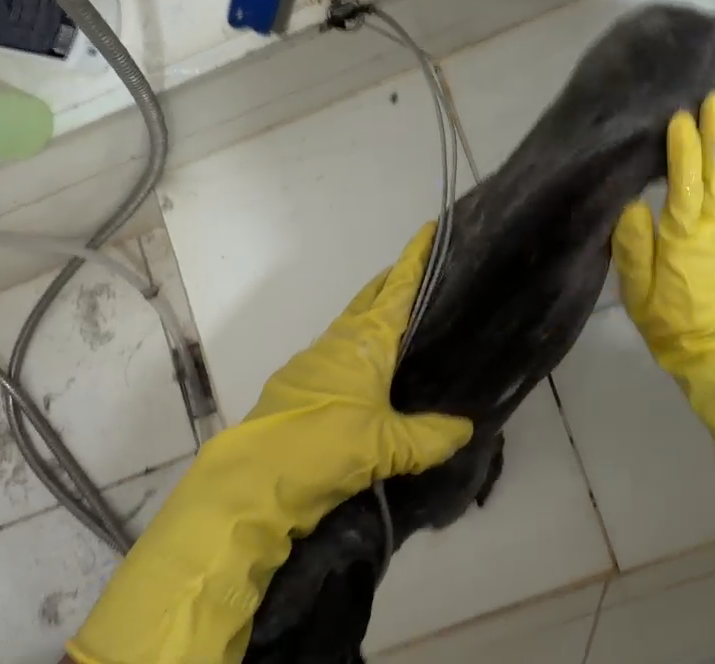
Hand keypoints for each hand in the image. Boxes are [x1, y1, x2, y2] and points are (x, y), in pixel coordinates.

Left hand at [68, 224, 471, 663]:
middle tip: (428, 275)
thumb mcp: (389, 447)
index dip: (416, 258)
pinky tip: (371, 370)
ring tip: (406, 323)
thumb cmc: (324, 449)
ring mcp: (312, 361)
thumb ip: (431, 437)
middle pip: (371, 298)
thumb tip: (466, 428)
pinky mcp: (296, 386)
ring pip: (352, 325)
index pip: (397, 288)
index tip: (430, 229)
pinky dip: (358, 347)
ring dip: (375, 315)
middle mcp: (338, 341)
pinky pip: (337, 352)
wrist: (248, 484)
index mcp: (365, 341)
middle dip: (395, 281)